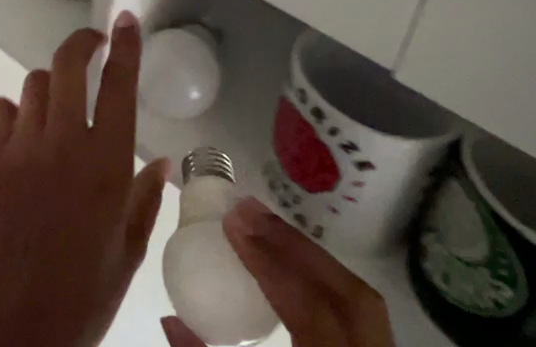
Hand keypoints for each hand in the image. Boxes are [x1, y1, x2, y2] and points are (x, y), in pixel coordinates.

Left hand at [0, 12, 170, 346]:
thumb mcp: (131, 245)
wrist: (24, 317)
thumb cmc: (89, 287)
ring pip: (33, 83)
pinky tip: (25, 132)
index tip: (125, 20)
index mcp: (108, 165)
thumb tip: (159, 160)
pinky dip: (15, 111)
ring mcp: (22, 148)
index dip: (124, 47)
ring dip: (50, 86)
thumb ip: (145, 196)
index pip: (119, 87)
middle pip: (67, 66)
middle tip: (93, 46)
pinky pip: (1, 110)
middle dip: (82, 44)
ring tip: (60, 106)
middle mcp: (64, 144)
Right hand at [159, 197, 393, 346]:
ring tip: (264, 231)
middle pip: (353, 296)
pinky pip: (364, 320)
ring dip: (313, 261)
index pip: (313, 311)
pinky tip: (291, 274)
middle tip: (247, 214)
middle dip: (297, 248)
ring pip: (364, 304)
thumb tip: (171, 318)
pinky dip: (327, 287)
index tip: (232, 223)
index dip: (272, 263)